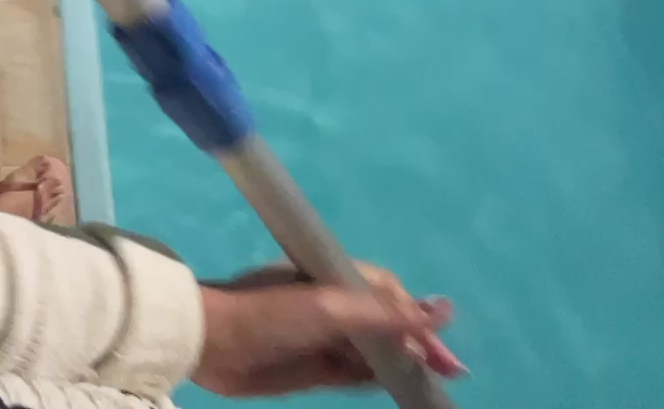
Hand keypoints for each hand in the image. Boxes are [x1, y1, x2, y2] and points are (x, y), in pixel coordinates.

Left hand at [192, 263, 465, 397]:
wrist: (212, 342)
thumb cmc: (268, 316)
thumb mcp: (328, 309)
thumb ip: (383, 311)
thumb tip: (443, 309)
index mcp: (324, 276)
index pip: (381, 289)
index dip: (412, 314)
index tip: (436, 346)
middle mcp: (325, 303)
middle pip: (382, 321)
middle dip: (415, 342)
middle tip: (450, 372)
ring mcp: (319, 336)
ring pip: (372, 349)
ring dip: (402, 364)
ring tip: (434, 384)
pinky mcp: (312, 367)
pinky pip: (355, 372)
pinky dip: (378, 379)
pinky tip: (400, 389)